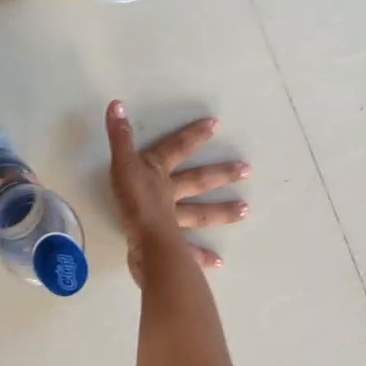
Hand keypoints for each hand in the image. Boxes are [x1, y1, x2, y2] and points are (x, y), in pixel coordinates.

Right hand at [105, 100, 249, 277]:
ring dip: (222, 212)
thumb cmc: (133, 202)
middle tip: (247, 170)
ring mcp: (174, 222)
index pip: (177, 148)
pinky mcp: (173, 247)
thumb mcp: (122, 165)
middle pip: (198, 181)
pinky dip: (203, 255)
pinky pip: (190, 250)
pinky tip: (218, 261)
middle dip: (220, 174)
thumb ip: (120, 137)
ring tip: (246, 210)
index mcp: (158, 173)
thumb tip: (117, 103)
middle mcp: (171, 194)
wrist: (146, 245)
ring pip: (200, 214)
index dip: (193, 136)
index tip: (216, 125)